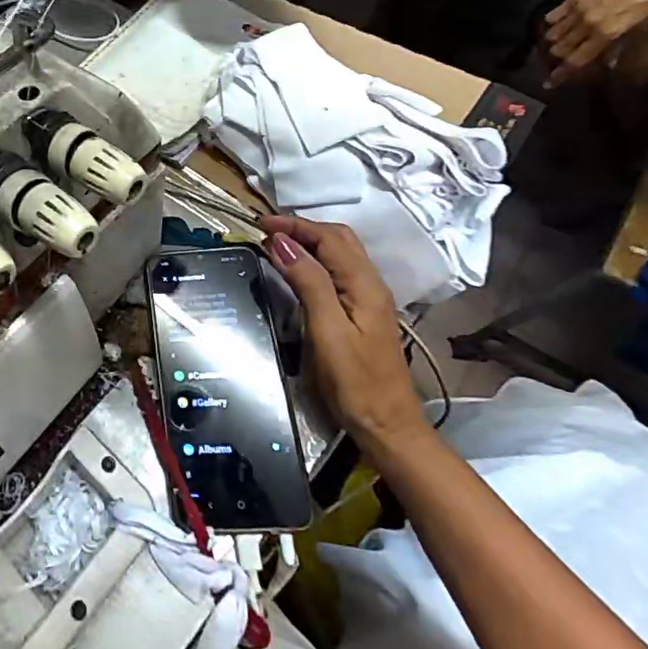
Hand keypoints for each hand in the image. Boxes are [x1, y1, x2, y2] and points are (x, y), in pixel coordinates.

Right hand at [261, 215, 429, 453]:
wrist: (387, 425)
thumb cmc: (355, 382)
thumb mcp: (327, 330)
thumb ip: (308, 282)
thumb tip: (282, 243)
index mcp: (364, 285)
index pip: (329, 238)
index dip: (294, 226)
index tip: (260, 224)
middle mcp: (370, 284)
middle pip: (338, 239)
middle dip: (302, 228)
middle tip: (266, 231)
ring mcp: (368, 298)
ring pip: (340, 254)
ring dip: (309, 242)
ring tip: (276, 245)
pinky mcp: (362, 312)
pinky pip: (337, 272)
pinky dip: (314, 260)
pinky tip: (297, 270)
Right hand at [542, 0, 647, 87]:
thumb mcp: (645, 23)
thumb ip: (621, 44)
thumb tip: (607, 64)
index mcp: (606, 33)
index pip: (577, 59)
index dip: (562, 73)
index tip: (549, 83)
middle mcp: (587, 23)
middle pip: (561, 48)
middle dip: (557, 58)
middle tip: (556, 63)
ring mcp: (578, 9)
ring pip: (554, 33)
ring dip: (554, 42)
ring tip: (556, 46)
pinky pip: (554, 15)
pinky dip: (552, 23)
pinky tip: (554, 26)